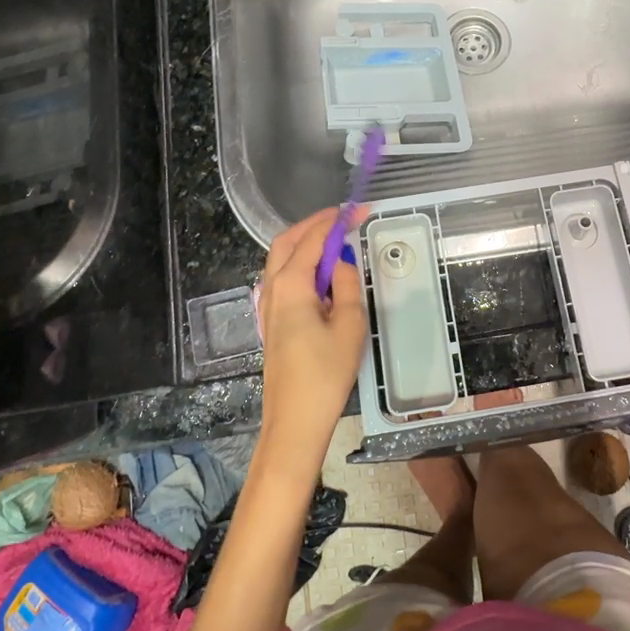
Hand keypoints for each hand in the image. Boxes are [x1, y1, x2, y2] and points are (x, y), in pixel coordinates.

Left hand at [255, 207, 367, 479]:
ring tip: (337, 240)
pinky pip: (284, 278)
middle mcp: (272, 288)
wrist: (295, 421)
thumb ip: (347, 284)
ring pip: (282, 260)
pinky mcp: (273, 321)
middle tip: (344, 218)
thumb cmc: (326, 373)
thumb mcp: (349, 325)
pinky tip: (323, 274)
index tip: (360, 210)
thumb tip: (342, 261)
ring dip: (306, 243)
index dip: (337, 221)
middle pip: (288, 242)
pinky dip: (301, 263)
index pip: (314, 239)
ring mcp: (268, 306)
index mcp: (291, 284)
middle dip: (315, 225)